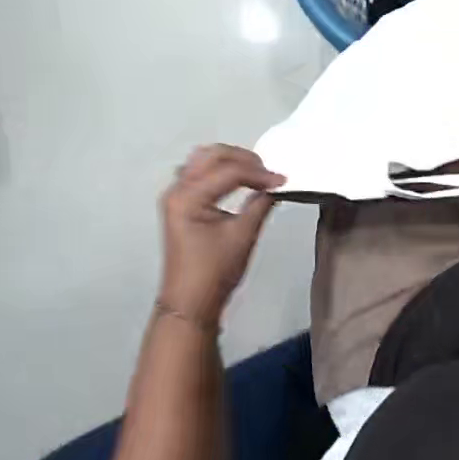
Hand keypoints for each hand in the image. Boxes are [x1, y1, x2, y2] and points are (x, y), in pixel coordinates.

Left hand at [157, 145, 285, 324]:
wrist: (190, 302)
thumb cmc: (215, 272)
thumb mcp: (243, 235)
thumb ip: (260, 204)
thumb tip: (275, 186)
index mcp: (188, 197)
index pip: (228, 171)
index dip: (259, 173)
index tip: (283, 181)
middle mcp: (177, 189)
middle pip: (212, 156)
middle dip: (243, 159)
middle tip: (269, 173)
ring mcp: (175, 195)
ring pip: (203, 160)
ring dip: (230, 161)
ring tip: (256, 174)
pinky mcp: (179, 203)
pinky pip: (198, 173)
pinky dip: (218, 170)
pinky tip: (237, 180)